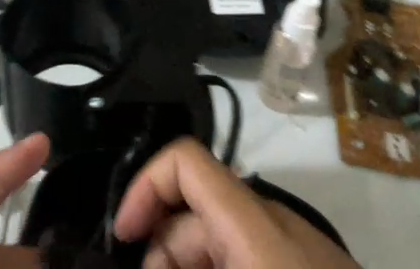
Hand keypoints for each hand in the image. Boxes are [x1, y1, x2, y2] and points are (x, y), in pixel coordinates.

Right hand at [113, 139, 360, 268]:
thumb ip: (174, 265)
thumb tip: (143, 262)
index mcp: (253, 223)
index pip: (186, 161)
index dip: (145, 186)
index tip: (122, 238)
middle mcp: (274, 223)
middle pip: (196, 211)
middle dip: (163, 252)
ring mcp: (297, 248)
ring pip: (221, 240)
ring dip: (189, 267)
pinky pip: (249, 259)